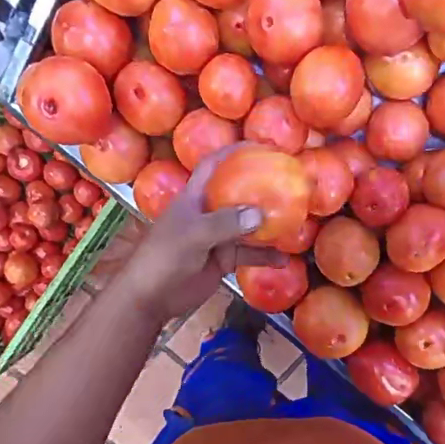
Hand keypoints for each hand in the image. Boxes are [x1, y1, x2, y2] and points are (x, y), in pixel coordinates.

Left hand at [111, 147, 284, 323]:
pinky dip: (264, 257)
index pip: (213, 164)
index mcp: (194, 197)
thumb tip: (261, 212)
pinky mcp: (222, 260)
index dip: (234, 151)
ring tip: (294, 222)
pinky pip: (248, 254)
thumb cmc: (163, 258)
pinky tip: (283, 260)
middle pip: (237, 193)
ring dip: (268, 225)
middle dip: (260, 188)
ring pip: (247, 226)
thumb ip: (225, 223)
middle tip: (289, 183)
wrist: (150, 297)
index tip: (262, 146)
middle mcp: (207, 212)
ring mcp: (215, 237)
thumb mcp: (193, 235)